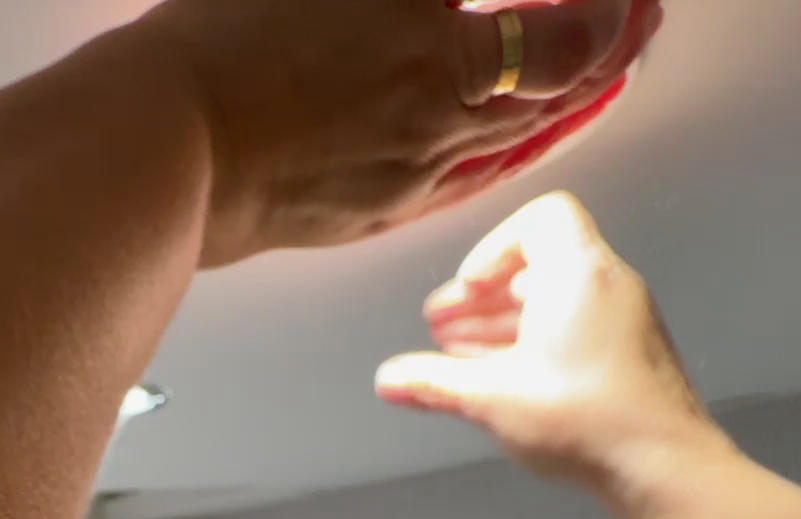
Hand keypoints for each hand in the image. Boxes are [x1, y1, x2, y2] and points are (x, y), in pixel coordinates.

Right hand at [138, 0, 654, 263]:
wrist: (166, 150)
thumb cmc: (228, 57)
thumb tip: (460, 7)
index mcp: (439, 65)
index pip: (564, 42)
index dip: (610, 19)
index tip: (634, 2)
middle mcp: (432, 137)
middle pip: (543, 105)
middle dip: (600, 66)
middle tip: (632, 39)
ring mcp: (398, 186)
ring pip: (501, 155)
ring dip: (554, 121)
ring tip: (588, 100)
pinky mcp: (361, 215)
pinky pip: (448, 192)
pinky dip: (489, 165)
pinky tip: (495, 154)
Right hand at [375, 191, 734, 496]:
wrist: (663, 467)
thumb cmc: (576, 418)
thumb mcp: (491, 398)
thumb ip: (434, 384)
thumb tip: (383, 380)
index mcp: (577, 277)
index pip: (541, 219)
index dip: (492, 249)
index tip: (466, 291)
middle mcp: (605, 285)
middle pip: (536, 264)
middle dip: (479, 295)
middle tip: (437, 325)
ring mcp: (620, 319)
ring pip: (549, 300)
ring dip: (496, 321)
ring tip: (453, 351)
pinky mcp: (625, 353)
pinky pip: (568, 326)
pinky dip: (526, 340)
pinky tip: (494, 373)